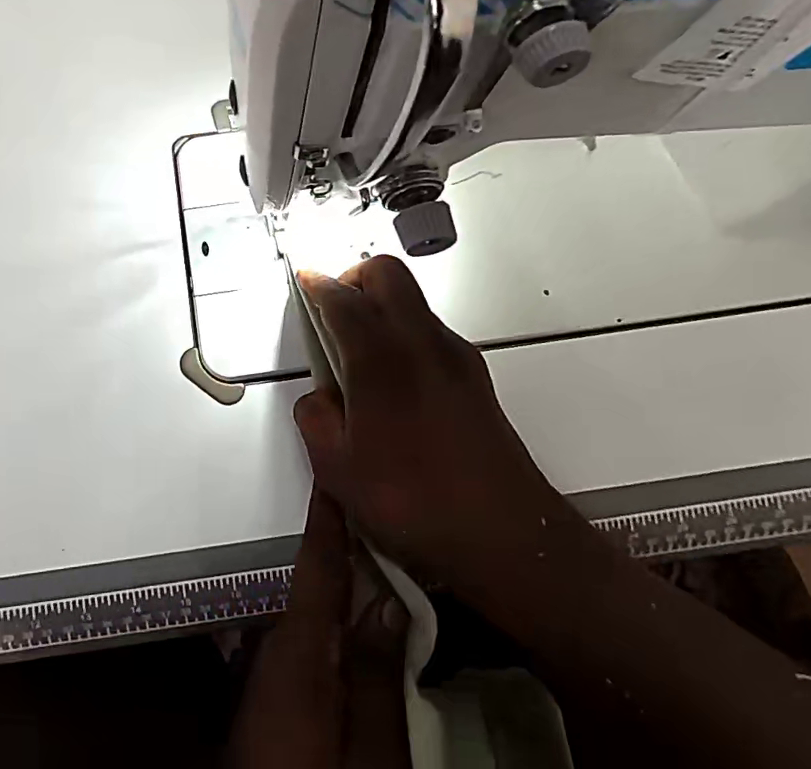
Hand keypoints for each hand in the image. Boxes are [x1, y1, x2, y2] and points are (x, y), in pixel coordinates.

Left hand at [227, 489, 409, 768]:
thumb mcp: (372, 754)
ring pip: (298, 608)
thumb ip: (374, 673)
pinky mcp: (260, 694)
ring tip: (361, 551)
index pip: (315, 570)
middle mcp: (269, 649)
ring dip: (326, 582)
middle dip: (333, 548)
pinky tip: (338, 616)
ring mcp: (259, 672)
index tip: (331, 474)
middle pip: (305, 584)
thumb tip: (383, 598)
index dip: (325, 521)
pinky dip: (316, 615)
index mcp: (298, 654)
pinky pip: (291, 636)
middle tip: (366, 510)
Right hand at [293, 256, 576, 584]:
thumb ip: (315, 419)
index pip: (342, 296)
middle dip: (352, 278)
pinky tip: (389, 378)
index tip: (306, 284)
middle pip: (386, 274)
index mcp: (381, 358)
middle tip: (331, 307)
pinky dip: (402, 334)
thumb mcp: (337, 467)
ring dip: (380, 306)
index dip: (316, 285)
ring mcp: (454, 357)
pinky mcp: (473, 377)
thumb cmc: (424, 503)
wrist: (504, 536)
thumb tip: (318, 402)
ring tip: (355, 349)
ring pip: (412, 301)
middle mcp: (422, 345)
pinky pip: (430, 331)